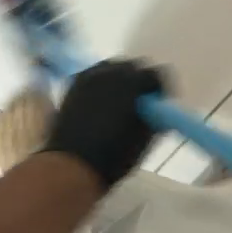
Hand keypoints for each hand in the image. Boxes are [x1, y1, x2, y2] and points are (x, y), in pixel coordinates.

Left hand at [42, 59, 166, 188]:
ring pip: (110, 69)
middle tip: (139, 105)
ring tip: (118, 104)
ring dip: (118, 82)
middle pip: (132, 68)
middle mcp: (110, 71)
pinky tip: (99, 104)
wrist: (73, 165)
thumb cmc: (114, 156)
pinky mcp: (73, 84)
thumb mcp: (144, 139)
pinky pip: (93, 77)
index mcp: (132, 82)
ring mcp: (89, 76)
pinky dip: (100, 86)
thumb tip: (157, 110)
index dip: (159, 91)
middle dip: (138, 83)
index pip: (155, 75)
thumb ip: (154, 118)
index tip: (158, 106)